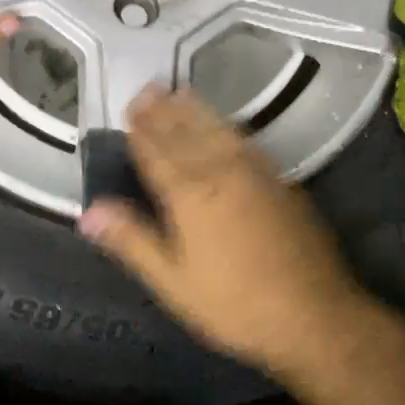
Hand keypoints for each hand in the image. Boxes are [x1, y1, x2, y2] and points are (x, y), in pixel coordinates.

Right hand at [78, 87, 373, 376]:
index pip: (157, 152)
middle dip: (164, 111)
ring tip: (178, 91)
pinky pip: (244, 140)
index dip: (141, 130)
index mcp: (190, 195)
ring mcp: (254, 173)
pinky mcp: (280, 180)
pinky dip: (226, 124)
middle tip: (147, 89)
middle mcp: (220, 172)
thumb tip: (89, 211)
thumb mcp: (174, 283)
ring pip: (217, 130)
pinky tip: (223, 124)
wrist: (315, 315)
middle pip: (186, 133)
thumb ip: (132, 241)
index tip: (127, 108)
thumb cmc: (235, 305)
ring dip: (194, 109)